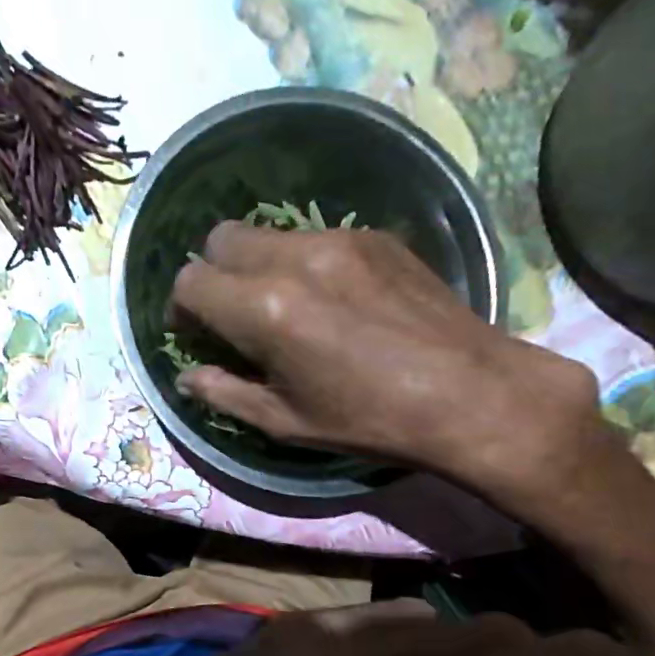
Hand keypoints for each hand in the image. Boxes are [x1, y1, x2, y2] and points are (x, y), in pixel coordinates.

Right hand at [171, 222, 605, 497]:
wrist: (472, 394)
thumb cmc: (369, 419)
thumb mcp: (284, 421)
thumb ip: (224, 393)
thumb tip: (187, 378)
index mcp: (265, 310)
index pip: (190, 280)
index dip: (182, 307)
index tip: (195, 330)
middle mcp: (294, 260)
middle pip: (221, 238)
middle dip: (213, 272)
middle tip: (231, 312)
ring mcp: (339, 239)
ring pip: (268, 234)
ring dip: (257, 265)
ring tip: (285, 306)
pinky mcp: (374, 236)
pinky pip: (313, 237)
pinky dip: (301, 262)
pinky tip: (331, 299)